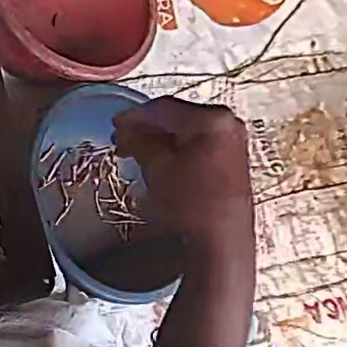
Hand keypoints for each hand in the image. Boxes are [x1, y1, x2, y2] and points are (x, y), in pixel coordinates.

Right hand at [113, 97, 255, 267]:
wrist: (220, 238)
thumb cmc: (190, 202)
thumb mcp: (157, 167)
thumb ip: (139, 142)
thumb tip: (127, 131)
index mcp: (210, 119)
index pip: (163, 108)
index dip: (134, 116)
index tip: (114, 123)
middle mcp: (226, 122)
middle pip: (177, 116)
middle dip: (146, 127)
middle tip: (121, 137)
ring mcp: (231, 140)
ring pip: (186, 130)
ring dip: (159, 138)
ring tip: (133, 150)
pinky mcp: (230, 158)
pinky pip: (196, 143)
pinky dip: (175, 147)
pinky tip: (157, 158)